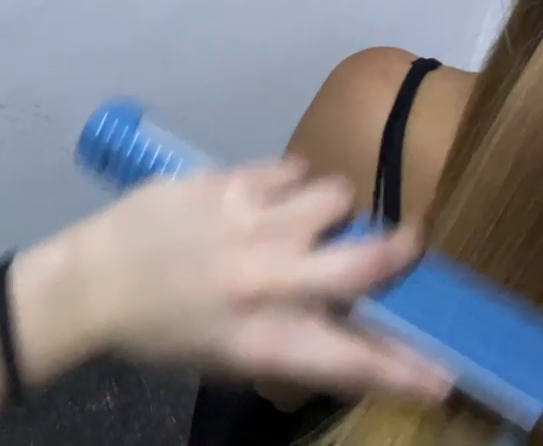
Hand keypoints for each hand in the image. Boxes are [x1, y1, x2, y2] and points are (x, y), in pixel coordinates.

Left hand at [21, 160, 450, 402]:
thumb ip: (294, 343)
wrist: (97, 279)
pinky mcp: (234, 180)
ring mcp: (252, 222)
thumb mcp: (231, 357)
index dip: (403, 370)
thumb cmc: (168, 330)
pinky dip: (295, 184)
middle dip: (400, 250)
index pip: (347, 360)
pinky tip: (269, 197)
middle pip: (363, 260)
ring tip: (309, 216)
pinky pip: (296, 169)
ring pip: (336, 196)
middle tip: (409, 242)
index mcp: (262, 339)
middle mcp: (266, 280)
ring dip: (333, 209)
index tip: (445, 375)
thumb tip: (354, 328)